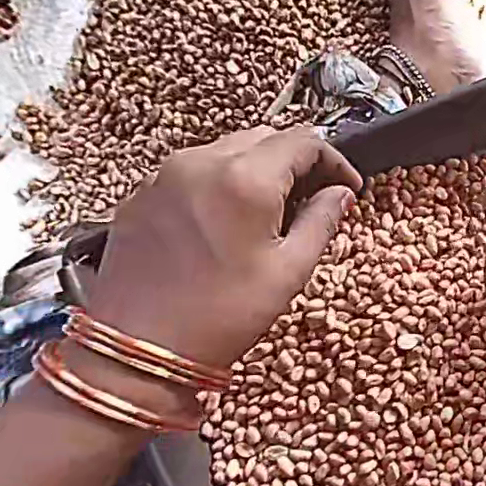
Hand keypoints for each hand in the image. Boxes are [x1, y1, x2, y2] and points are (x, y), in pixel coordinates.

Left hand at [84, 126, 361, 369]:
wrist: (139, 348)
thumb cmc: (220, 315)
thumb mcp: (288, 271)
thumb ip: (322, 222)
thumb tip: (341, 195)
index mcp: (245, 179)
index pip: (303, 141)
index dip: (334, 160)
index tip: (346, 187)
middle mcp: (201, 162)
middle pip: (265, 137)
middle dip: (297, 161)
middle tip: (315, 198)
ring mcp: (165, 175)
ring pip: (228, 149)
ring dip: (259, 169)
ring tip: (273, 212)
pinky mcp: (143, 193)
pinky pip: (194, 170)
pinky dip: (222, 181)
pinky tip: (229, 220)